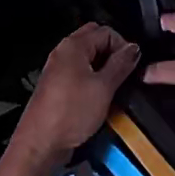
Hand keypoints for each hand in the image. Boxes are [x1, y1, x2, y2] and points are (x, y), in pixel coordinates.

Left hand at [12, 23, 141, 167]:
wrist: (40, 143)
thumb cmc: (72, 112)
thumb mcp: (103, 88)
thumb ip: (120, 65)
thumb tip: (134, 48)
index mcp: (74, 45)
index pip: (106, 31)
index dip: (123, 46)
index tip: (132, 67)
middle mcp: (63, 50)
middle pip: (94, 39)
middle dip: (112, 52)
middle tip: (124, 73)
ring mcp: (58, 67)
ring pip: (87, 56)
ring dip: (103, 66)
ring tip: (114, 86)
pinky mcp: (57, 84)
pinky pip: (79, 71)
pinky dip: (91, 77)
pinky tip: (99, 94)